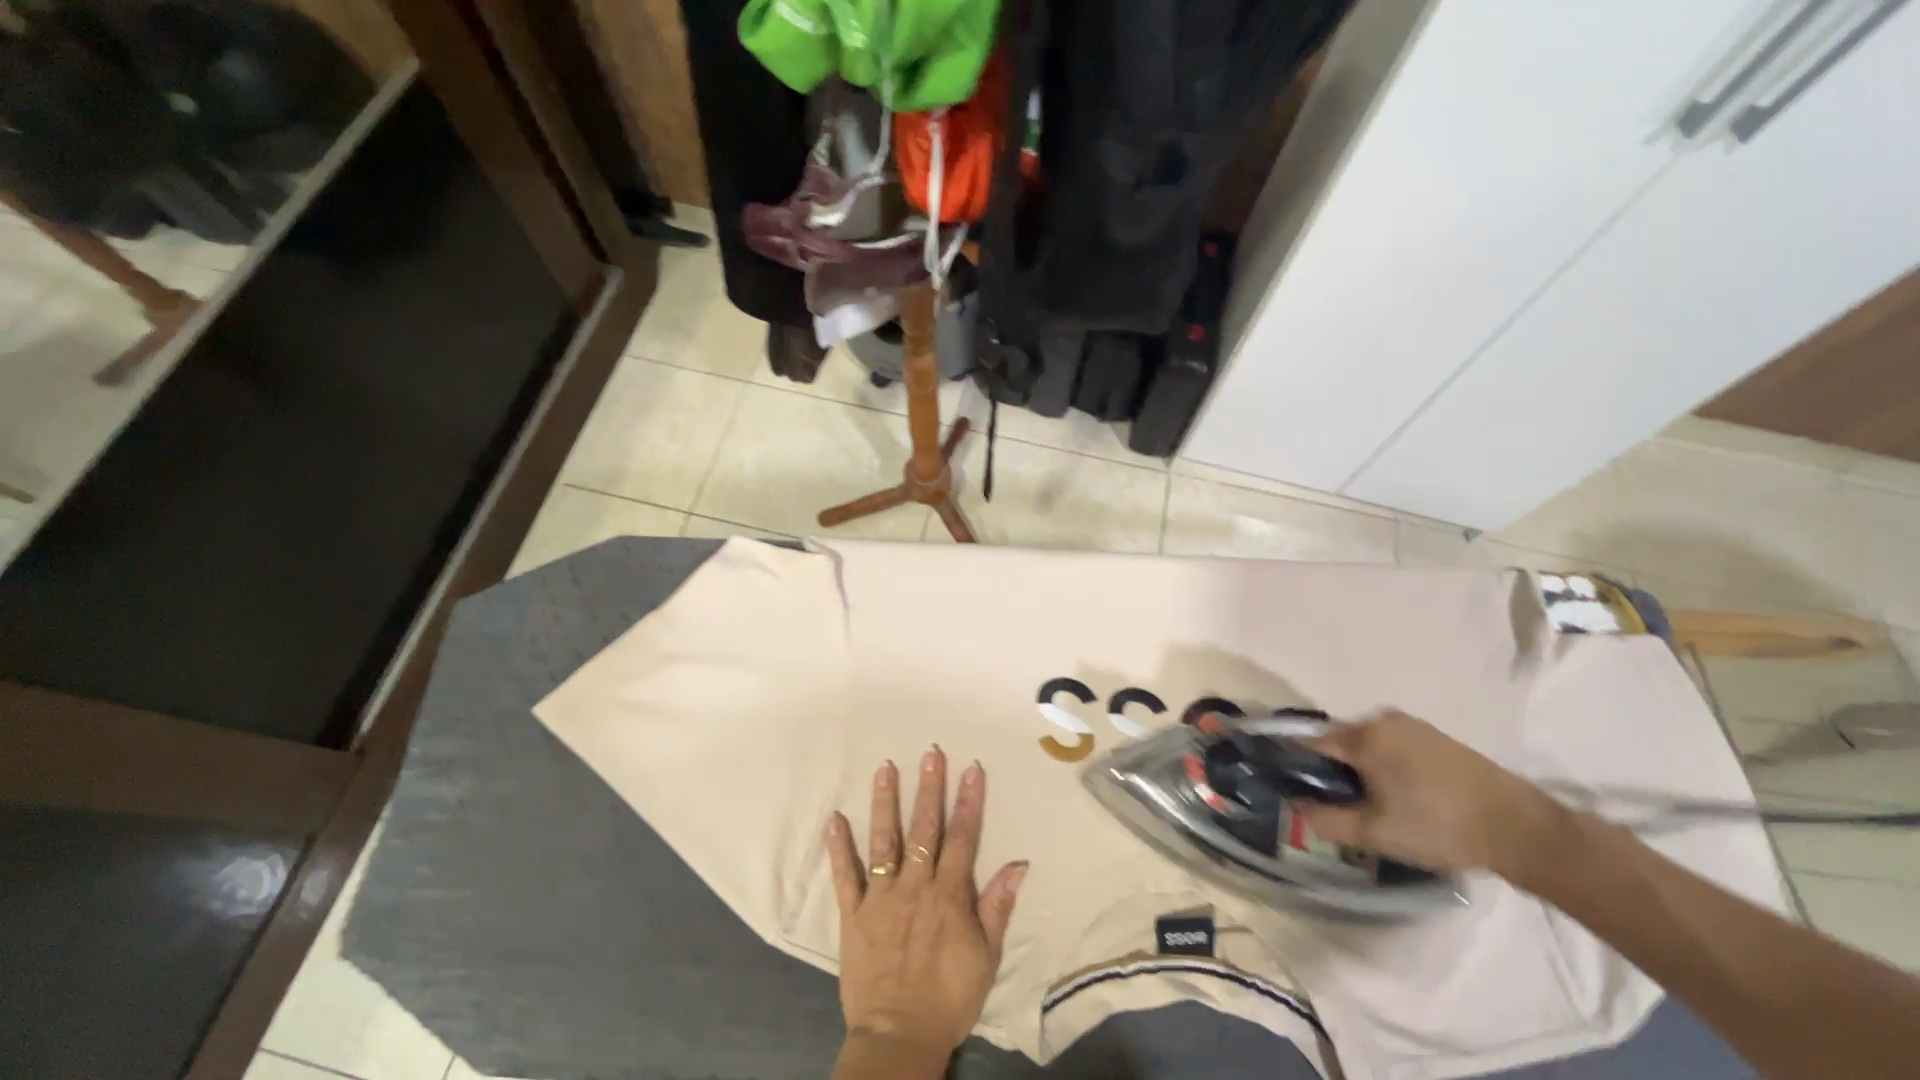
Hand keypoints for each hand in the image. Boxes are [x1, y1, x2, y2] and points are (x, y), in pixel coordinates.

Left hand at [824, 746, 1027, 1063]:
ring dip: (885, 803)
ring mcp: (881, 898)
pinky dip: (838, 847)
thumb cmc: (950, 997)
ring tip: (885, 768)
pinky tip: (834, 818)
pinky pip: (844, 876)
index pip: (963, 838)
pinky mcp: (853, 915)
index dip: (968, 802)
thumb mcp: (987, 957)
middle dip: (929, 789)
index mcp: (949, 896)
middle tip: (930, 754)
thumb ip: (997, 907)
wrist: (900, 1033)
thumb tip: (1018, 864)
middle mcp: (915, 887)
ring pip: (883, 842)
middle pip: (924, 830)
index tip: (971, 768)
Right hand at [1294, 711, 1570, 878]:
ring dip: (1362, 771)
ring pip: (1370, 746)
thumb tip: (1297, 808)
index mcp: (1365, 735)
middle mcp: (1385, 719)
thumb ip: (1327, 820)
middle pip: (1341, 742)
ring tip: (1370, 807)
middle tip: (1337, 808)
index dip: (1299, 767)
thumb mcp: (1374, 833)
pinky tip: (1399, 798)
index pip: (1312, 743)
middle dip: (1333, 771)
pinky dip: (1387, 767)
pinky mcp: (1439, 739)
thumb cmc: (1438, 827)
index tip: (1298, 792)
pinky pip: (1394, 748)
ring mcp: (1416, 726)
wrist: (1519, 828)